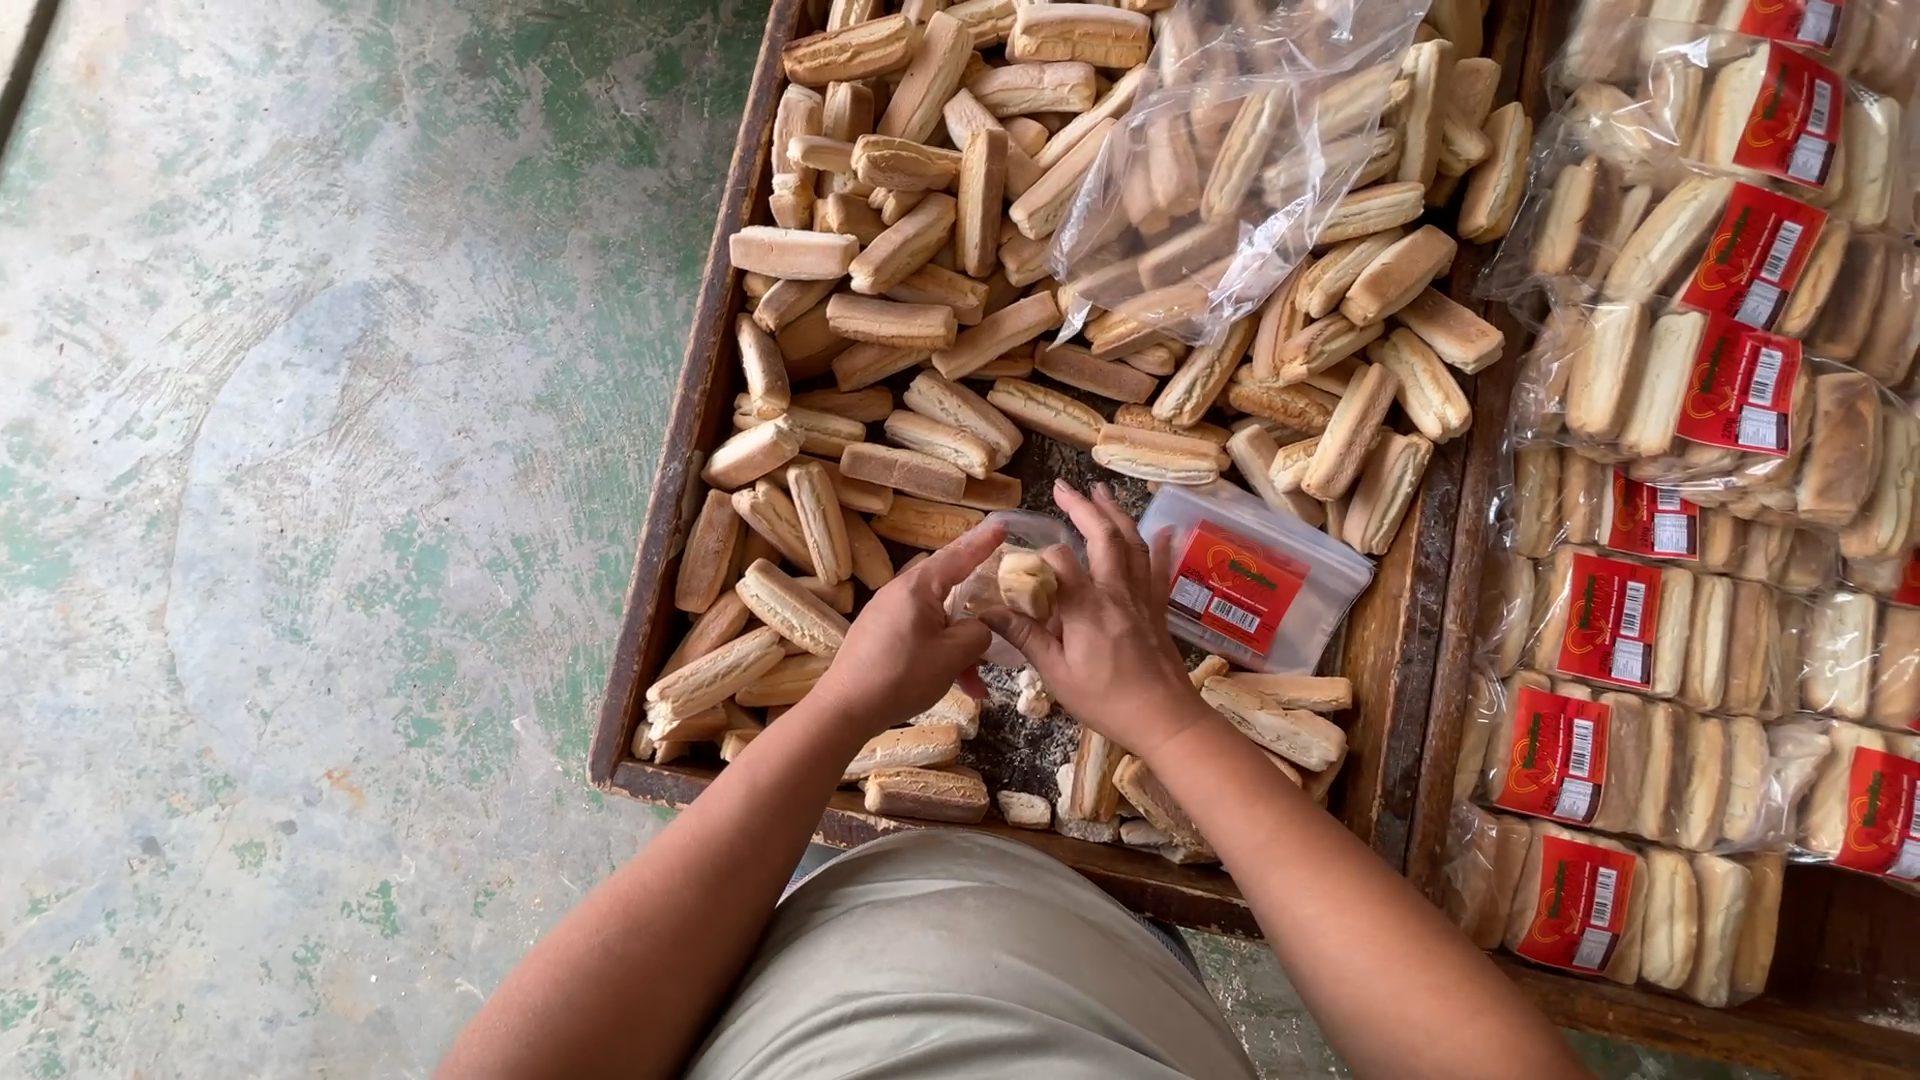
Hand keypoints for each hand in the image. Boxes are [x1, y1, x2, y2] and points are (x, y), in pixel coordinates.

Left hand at [809, 521, 1005, 736]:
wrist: (845, 708)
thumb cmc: (901, 676)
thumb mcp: (952, 655)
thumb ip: (977, 634)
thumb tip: (979, 628)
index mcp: (918, 587)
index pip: (958, 556)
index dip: (983, 542)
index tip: (1002, 526)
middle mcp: (900, 592)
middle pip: (946, 582)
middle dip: (975, 590)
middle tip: (998, 577)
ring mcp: (887, 613)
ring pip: (936, 617)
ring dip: (960, 644)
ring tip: (978, 677)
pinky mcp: (881, 635)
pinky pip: (921, 633)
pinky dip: (942, 653)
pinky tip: (958, 684)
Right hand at [979, 481, 1213, 760]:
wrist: (1165, 719)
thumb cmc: (1106, 700)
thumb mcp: (1057, 674)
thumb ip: (1026, 637)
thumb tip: (989, 613)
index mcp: (1086, 606)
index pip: (1058, 561)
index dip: (1037, 557)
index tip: (1021, 565)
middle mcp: (1116, 591)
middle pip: (1102, 537)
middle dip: (1082, 508)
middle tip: (1063, 487)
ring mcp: (1141, 597)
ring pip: (1132, 544)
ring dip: (1116, 514)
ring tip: (1102, 491)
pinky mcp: (1159, 608)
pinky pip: (1160, 570)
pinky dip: (1163, 546)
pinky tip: (1168, 527)